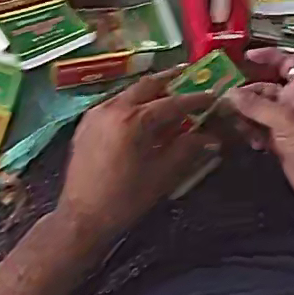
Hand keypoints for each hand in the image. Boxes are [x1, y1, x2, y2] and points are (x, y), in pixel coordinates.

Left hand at [54, 69, 219, 241]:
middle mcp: (113, 108)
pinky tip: (142, 113)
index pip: (172, 103)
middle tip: (188, 77)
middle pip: (148, 85)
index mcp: (134, 120)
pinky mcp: (86, 123)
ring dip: (150, 91)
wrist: (81, 217)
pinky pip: (115, 103)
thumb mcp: (162, 175)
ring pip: (129, 91)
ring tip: (168, 94)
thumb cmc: (125, 199)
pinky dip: (132, 102)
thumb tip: (210, 137)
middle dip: (170, 81)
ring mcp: (96, 113)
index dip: (195, 99)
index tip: (212, 96)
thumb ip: (186, 149)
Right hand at [224, 48, 293, 218]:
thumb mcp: (285, 119)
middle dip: (247, 92)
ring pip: (260, 110)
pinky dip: (252, 132)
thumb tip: (230, 94)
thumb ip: (256, 105)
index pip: (286, 62)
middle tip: (224, 97)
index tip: (245, 57)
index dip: (268, 57)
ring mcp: (288, 122)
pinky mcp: (281, 142)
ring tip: (230, 119)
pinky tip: (248, 140)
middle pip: (266, 88)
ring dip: (246, 114)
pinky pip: (261, 129)